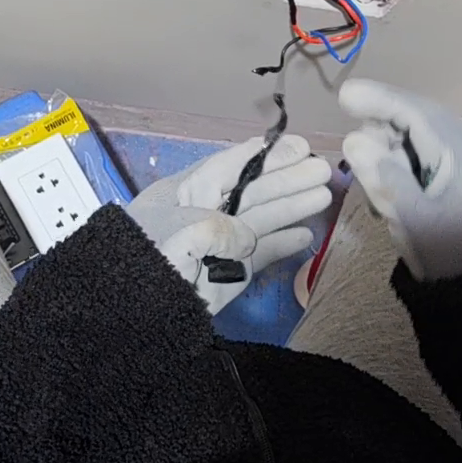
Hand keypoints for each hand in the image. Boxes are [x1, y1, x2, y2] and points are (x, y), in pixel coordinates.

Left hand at [127, 134, 332, 313]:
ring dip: (293, 206)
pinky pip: (262, 253)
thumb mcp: (180, 230)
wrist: (137, 316)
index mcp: (185, 194)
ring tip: (325, 195)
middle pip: (252, 190)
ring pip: (262, 219)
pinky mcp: (230, 274)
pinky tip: (307, 235)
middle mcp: (205, 214)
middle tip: (322, 168)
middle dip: (287, 179)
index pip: (229, 168)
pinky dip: (284, 244)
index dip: (263, 156)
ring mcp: (219, 245)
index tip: (296, 146)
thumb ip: (219, 226)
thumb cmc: (152, 260)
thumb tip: (247, 239)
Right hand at [338, 79, 461, 279]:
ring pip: (424, 138)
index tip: (346, 95)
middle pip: (422, 121)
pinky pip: (429, 155)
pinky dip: (404, 159)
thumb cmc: (453, 256)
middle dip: (383, 122)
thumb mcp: (414, 222)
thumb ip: (384, 179)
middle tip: (354, 137)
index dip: (381, 101)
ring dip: (392, 143)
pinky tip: (389, 176)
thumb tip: (354, 140)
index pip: (419, 115)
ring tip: (370, 166)